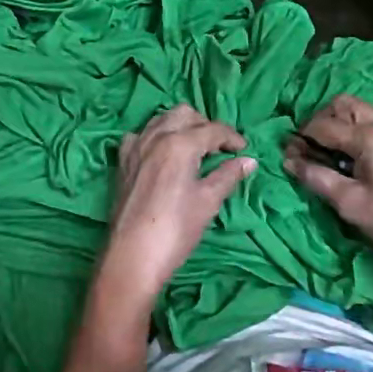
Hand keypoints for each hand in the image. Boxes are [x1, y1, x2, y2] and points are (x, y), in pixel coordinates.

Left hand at [99, 105, 255, 307]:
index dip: (232, 137)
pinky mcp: (123, 162)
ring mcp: (136, 147)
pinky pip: (140, 135)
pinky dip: (155, 137)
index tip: (244, 150)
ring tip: (195, 148)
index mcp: (180, 143)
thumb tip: (249, 160)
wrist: (132, 256)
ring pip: (162, 119)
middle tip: (219, 148)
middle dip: (205, 125)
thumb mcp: (208, 201)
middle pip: (185, 114)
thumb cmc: (176, 229)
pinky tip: (162, 153)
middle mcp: (156, 136)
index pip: (213, 129)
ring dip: (181, 126)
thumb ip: (228, 175)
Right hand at [285, 95, 372, 291]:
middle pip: (347, 105)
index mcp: (371, 135)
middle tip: (313, 151)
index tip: (288, 155)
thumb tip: (289, 160)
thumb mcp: (352, 205)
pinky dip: (368, 136)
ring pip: (369, 114)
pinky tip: (368, 166)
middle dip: (324, 121)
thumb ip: (317, 178)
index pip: (323, 125)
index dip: (300, 138)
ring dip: (347, 127)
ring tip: (337, 160)